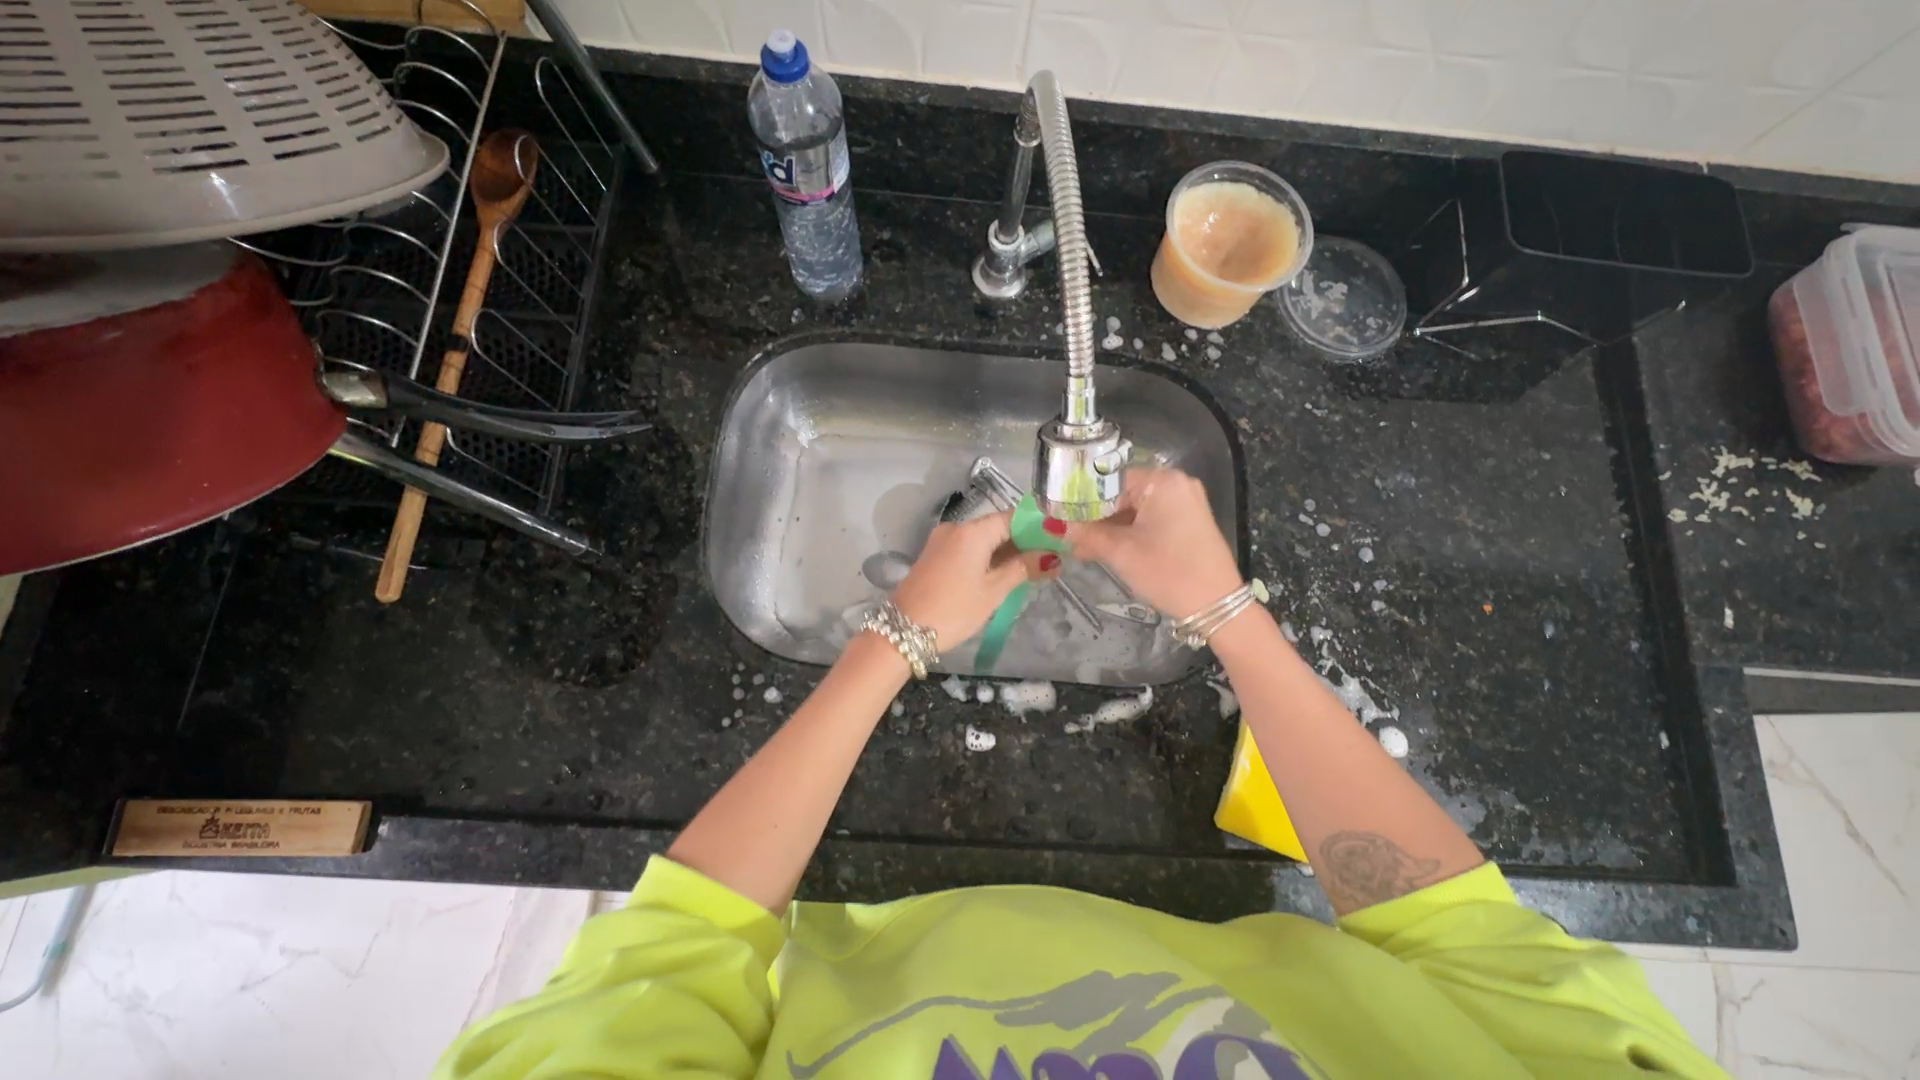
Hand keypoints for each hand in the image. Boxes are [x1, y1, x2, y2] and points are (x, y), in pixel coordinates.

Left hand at [891, 512, 1056, 648]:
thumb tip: (1053, 558)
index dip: (1039, 527)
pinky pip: (969, 549)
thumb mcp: (993, 591)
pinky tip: (1006, 574)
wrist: (903, 631)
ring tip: (1035, 570)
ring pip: (983, 539)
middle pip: (998, 526)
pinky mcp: (935, 556)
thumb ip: (1024, 569)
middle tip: (1053, 559)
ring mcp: (943, 541)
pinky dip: (989, 557)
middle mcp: (957, 528)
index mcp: (973, 531)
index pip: (1014, 517)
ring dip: (1008, 551)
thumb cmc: (954, 610)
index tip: (1061, 540)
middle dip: (1025, 541)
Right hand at [1066, 467, 1240, 619]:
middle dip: (1094, 516)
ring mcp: (1185, 503)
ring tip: (1081, 546)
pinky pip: (1150, 519)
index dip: (1081, 498)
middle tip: (1066, 534)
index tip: (1059, 515)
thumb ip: (1087, 533)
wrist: (1216, 606)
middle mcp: (1176, 484)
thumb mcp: (1121, 552)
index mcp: (1162, 481)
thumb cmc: (1168, 572)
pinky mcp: (1188, 521)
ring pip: (1134, 508)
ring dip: (1109, 527)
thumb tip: (1057, 523)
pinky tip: (1106, 548)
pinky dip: (1129, 532)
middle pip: (1122, 493)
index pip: (1109, 480)